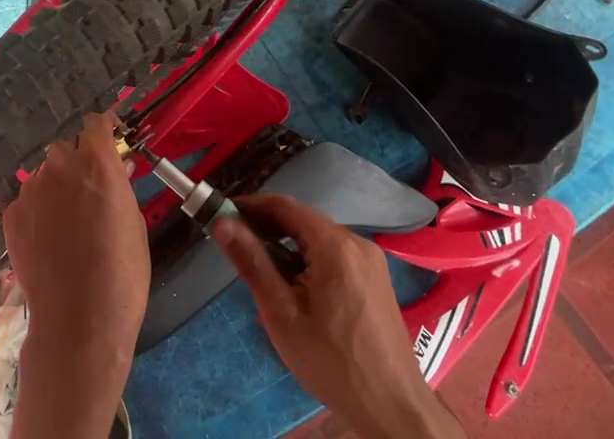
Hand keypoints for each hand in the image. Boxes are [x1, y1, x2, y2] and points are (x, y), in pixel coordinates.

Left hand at [5, 113, 147, 437]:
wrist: (78, 320)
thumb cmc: (121, 273)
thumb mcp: (134, 223)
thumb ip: (120, 188)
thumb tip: (115, 171)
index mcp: (96, 162)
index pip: (96, 123)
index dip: (103, 131)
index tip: (109, 143)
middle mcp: (59, 166)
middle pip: (67, 149)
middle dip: (78, 163)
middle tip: (89, 193)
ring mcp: (30, 190)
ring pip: (45, 175)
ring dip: (56, 188)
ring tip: (67, 224)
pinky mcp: (11, 215)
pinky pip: (27, 201)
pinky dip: (37, 212)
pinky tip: (47, 240)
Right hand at [213, 195, 462, 438]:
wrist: (392, 407)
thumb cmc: (331, 360)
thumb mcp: (281, 312)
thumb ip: (252, 262)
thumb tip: (222, 223)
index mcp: (335, 245)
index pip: (284, 206)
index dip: (250, 206)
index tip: (221, 216)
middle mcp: (357, 243)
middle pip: (303, 221)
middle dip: (267, 228)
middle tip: (236, 248)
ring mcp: (371, 261)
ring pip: (318, 239)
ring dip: (288, 246)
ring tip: (262, 271)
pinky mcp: (376, 279)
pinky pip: (335, 255)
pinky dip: (309, 260)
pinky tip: (296, 287)